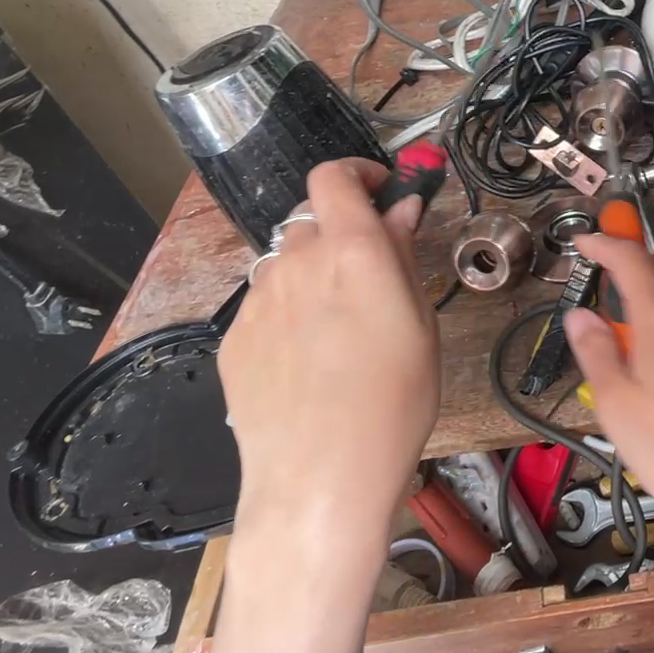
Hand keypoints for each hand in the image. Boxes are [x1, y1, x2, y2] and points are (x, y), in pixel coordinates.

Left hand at [219, 158, 434, 536]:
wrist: (320, 480)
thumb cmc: (394, 401)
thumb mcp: (420, 324)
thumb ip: (403, 255)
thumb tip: (402, 209)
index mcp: (351, 251)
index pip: (334, 177)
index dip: (357, 172)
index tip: (382, 190)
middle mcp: (296, 263)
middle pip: (311, 219)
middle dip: (342, 230)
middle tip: (370, 271)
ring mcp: (257, 301)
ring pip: (286, 262)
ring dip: (313, 270)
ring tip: (339, 324)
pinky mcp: (233, 339)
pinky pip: (266, 304)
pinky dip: (289, 309)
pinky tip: (308, 358)